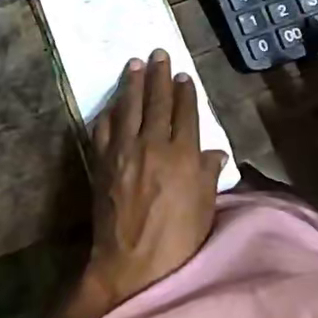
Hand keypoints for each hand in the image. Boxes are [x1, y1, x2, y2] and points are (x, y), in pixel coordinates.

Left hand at [83, 49, 228, 309]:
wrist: (132, 264)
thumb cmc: (179, 240)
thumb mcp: (205, 207)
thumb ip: (208, 174)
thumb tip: (214, 152)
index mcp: (182, 154)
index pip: (184, 112)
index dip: (185, 91)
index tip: (183, 75)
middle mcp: (152, 144)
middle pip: (156, 101)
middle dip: (159, 75)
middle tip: (159, 53)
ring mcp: (124, 151)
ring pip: (128, 107)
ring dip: (132, 83)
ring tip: (134, 63)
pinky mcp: (103, 161)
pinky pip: (104, 128)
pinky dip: (109, 112)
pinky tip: (112, 103)